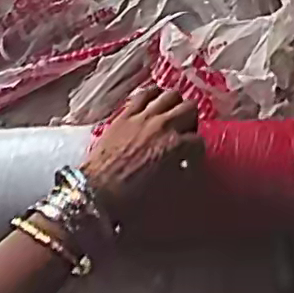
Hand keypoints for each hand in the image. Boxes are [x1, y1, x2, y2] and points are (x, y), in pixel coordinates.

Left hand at [81, 85, 203, 220]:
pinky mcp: (127, 113)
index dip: (197, 151)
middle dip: (191, 122)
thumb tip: (186, 162)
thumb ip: (181, 170)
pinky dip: (154, 96)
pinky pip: (146, 93)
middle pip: (190, 108)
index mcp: (175, 147)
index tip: (192, 157)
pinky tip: (153, 104)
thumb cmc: (130, 199)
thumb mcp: (165, 190)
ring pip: (171, 95)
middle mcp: (163, 125)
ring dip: (175, 105)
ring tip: (170, 115)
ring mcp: (144, 116)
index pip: (198, 141)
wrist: (95, 193)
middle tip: (184, 133)